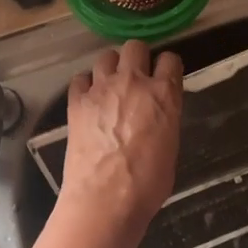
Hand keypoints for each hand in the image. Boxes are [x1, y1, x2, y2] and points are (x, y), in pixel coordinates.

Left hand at [60, 39, 182, 229]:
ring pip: (106, 56)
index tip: (165, 77)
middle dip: (138, 58)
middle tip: (136, 78)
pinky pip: (80, 78)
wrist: (105, 199)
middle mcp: (133, 82)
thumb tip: (156, 118)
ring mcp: (101, 89)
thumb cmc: (147, 184)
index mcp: (164, 95)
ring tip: (111, 87)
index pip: (171, 60)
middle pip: (135, 47)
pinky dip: (85, 86)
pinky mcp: (76, 101)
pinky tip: (89, 101)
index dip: (167, 67)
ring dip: (111, 68)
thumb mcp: (170, 148)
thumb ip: (164, 121)